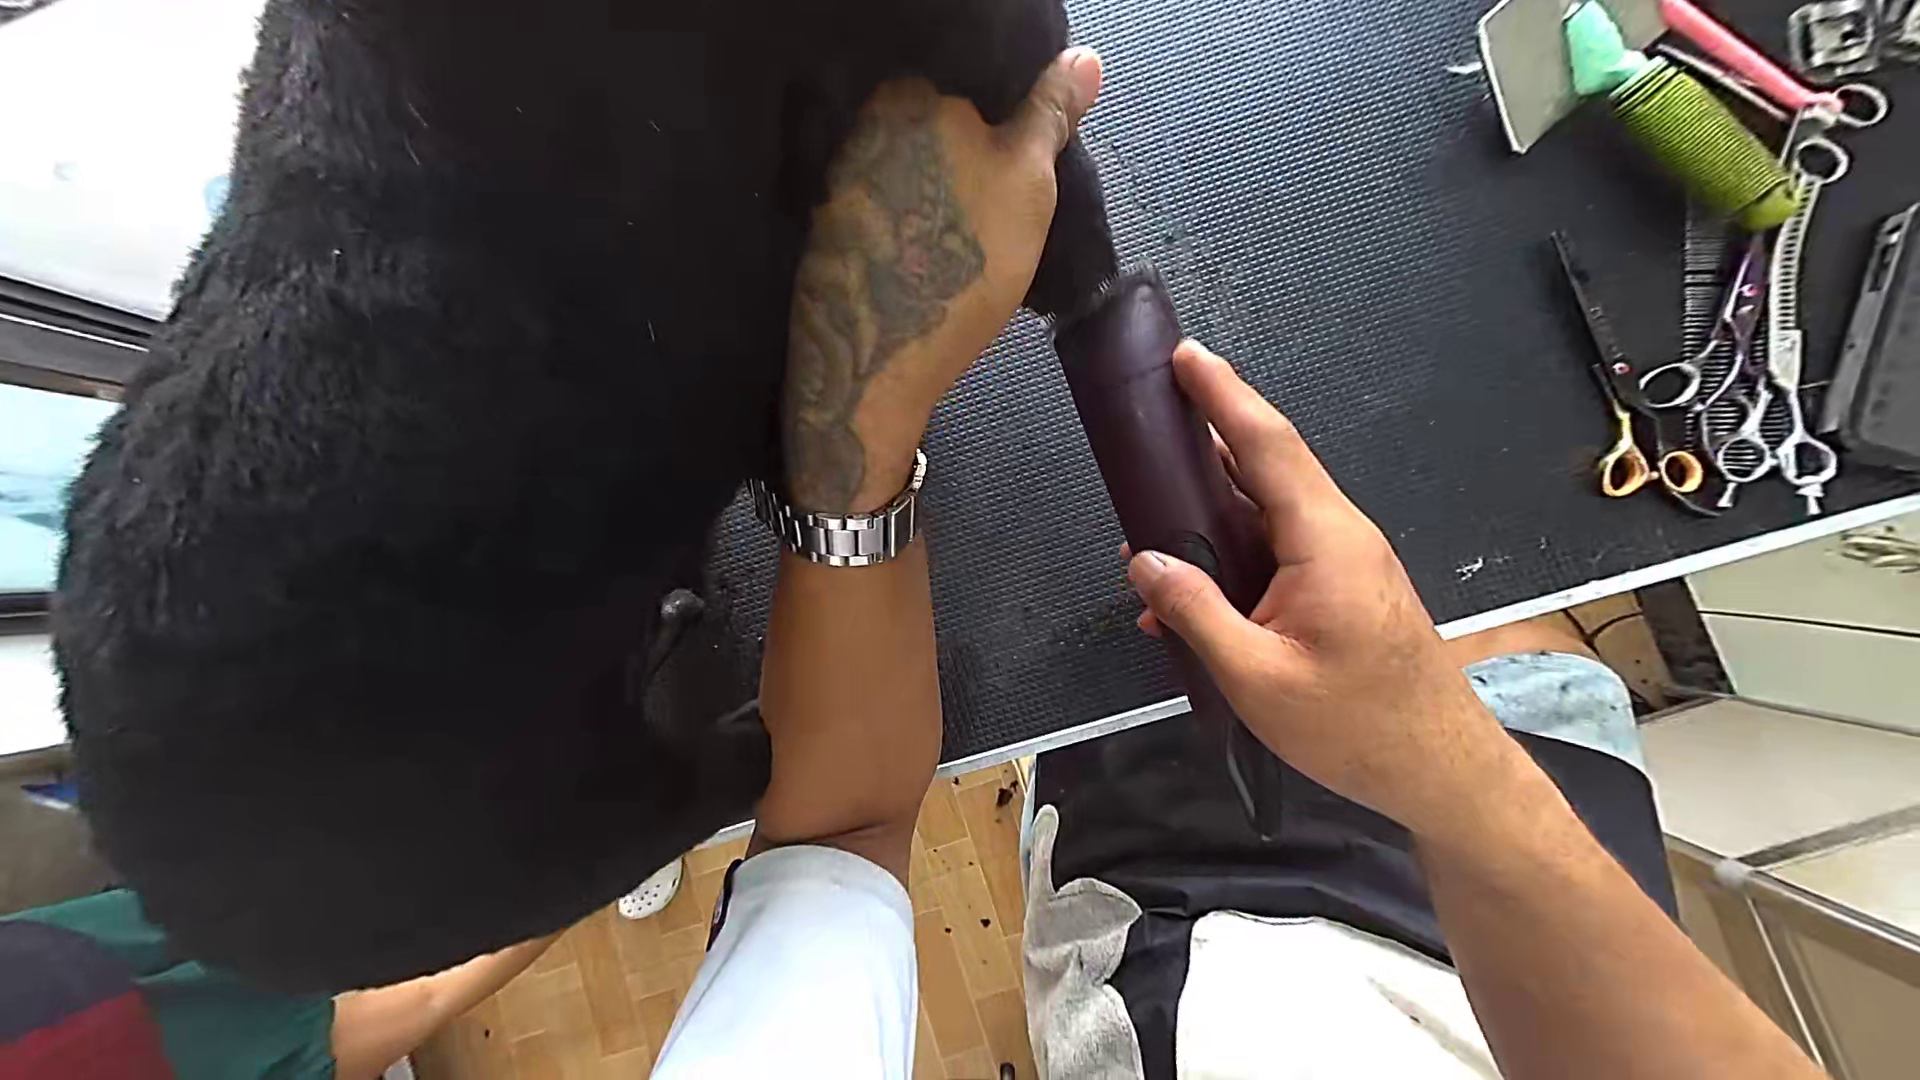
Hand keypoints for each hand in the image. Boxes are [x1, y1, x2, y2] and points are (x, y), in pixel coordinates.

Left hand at [783, 48, 1102, 512]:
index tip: (1022, 172)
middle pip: (934, 130)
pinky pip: (887, 217)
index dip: (1004, 126)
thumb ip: (1050, 117)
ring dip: (940, 202)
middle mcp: (863, 127)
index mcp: (909, 94)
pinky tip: (928, 266)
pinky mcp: (831, 236)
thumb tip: (1083, 60)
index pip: (969, 84)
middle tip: (996, 219)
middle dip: (969, 162)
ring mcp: (841, 184)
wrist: (880, 358)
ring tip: (964, 250)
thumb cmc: (964, 264)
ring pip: (911, 178)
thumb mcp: (1027, 186)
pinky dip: (911, 234)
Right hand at [1125, 341, 1532, 845]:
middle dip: (1205, 441)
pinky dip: (1224, 555)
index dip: (1224, 396)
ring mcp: (1338, 559)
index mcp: (1324, 541)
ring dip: (1205, 511)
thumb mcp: (1256, 676)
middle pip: (1262, 467)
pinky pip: (1269, 550)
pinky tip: (1184, 591)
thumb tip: (1144, 562)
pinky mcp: (1333, 584)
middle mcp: (1336, 534)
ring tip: (1150, 521)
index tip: (1187, 357)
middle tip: (1150, 429)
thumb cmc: (1355, 727)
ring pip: (1260, 512)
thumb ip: (1194, 612)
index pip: (1268, 446)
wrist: (1441, 774)